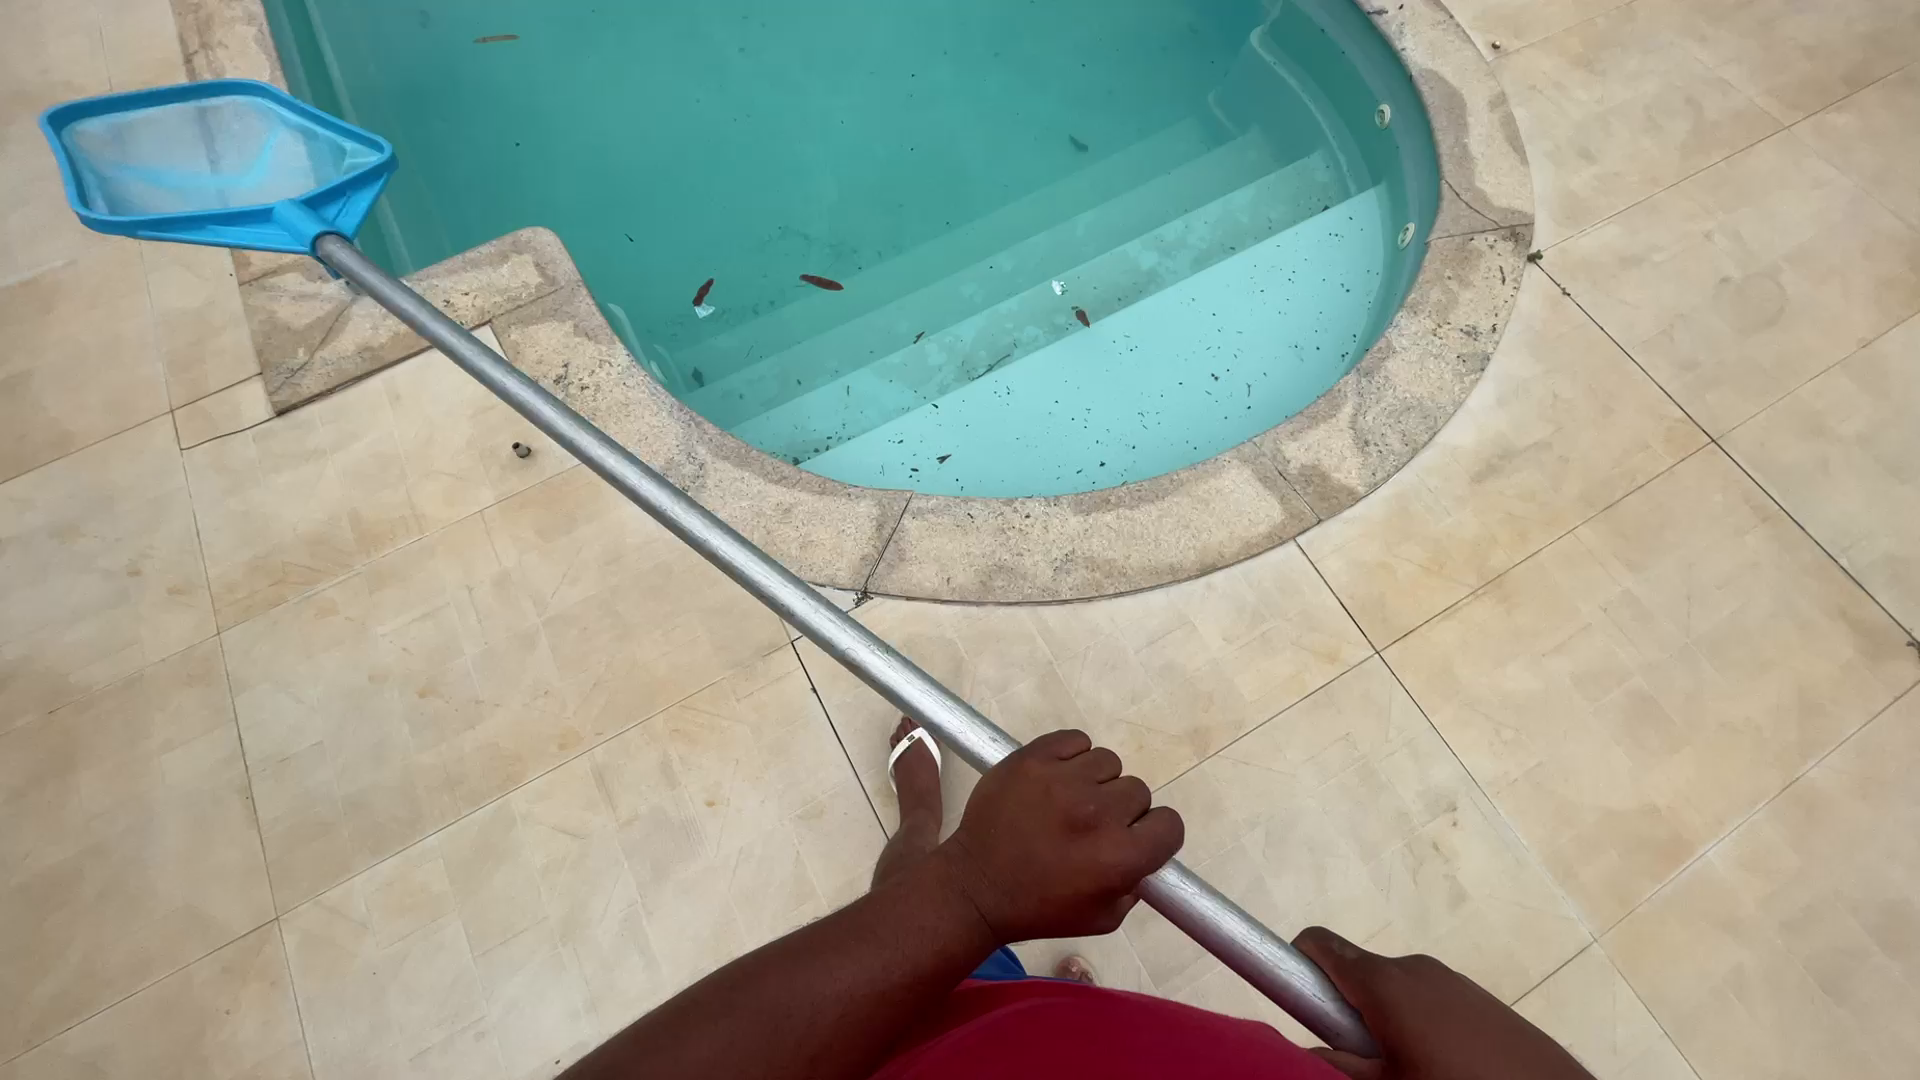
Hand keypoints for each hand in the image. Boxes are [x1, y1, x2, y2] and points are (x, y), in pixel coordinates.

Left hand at [935, 729, 1182, 943]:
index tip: (1134, 837)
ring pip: (1107, 761)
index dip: (1154, 832)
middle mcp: (1097, 813)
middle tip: (1091, 823)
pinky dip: (1071, 754)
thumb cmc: (1039, 907)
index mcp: (1119, 857)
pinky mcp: (1034, 757)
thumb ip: (1135, 881)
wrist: (976, 883)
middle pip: (1137, 790)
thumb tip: (1147, 847)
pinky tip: (1056, 776)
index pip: (1170, 824)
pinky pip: (1076, 739)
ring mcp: (1063, 779)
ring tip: (1068, 799)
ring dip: (1095, 780)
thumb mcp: (1103, 916)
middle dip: (1121, 808)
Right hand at [1295, 927, 1595, 1079]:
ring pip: (1398, 992)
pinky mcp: (1487, 1002)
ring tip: (1415, 1072)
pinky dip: (1428, 1028)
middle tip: (1365, 1059)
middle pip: (1358, 973)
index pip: (1318, 942)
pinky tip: (1454, 1072)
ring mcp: (1454, 981)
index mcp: (1382, 982)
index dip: (1296, 962)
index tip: (1301, 1001)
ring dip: (1390, 1022)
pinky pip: (1436, 1004)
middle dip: (1349, 1010)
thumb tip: (1311, 1050)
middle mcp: (1413, 967)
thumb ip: (1341, 1066)